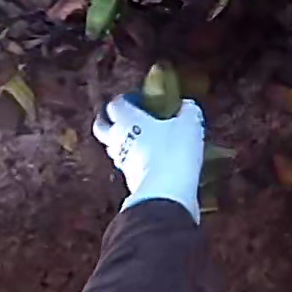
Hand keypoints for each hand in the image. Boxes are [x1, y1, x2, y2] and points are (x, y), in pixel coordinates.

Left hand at [93, 93, 205, 221]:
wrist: (166, 193)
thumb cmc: (173, 151)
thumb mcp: (189, 124)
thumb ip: (188, 110)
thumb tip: (187, 105)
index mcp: (127, 119)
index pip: (115, 104)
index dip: (125, 100)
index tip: (137, 98)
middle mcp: (118, 139)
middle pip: (102, 126)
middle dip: (109, 120)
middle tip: (124, 117)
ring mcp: (122, 162)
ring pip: (114, 146)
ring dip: (123, 141)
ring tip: (142, 138)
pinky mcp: (129, 180)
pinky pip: (128, 164)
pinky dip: (136, 159)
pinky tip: (152, 158)